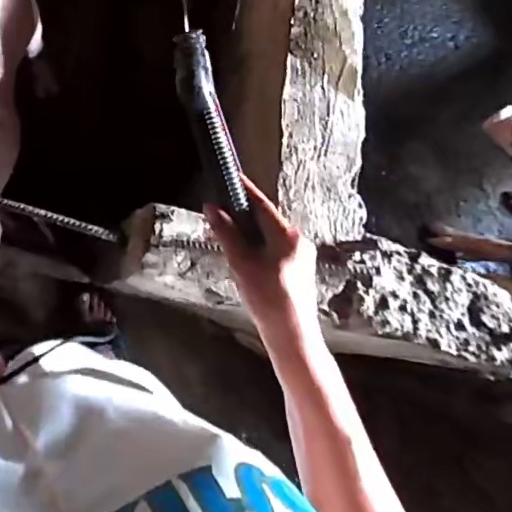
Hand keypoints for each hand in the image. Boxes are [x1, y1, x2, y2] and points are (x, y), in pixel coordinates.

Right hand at [204, 177, 315, 334]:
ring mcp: (299, 258)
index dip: (245, 189)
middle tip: (220, 209)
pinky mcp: (296, 272)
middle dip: (242, 214)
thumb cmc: (268, 298)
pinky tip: (242, 258)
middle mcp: (298, 243)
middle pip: (265, 220)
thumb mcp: (241, 262)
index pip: (262, 205)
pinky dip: (255, 247)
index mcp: (288, 236)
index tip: (232, 175)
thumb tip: (212, 208)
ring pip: (267, 236)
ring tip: (227, 235)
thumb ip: (226, 232)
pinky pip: (272, 250)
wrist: (291, 336)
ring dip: (247, 233)